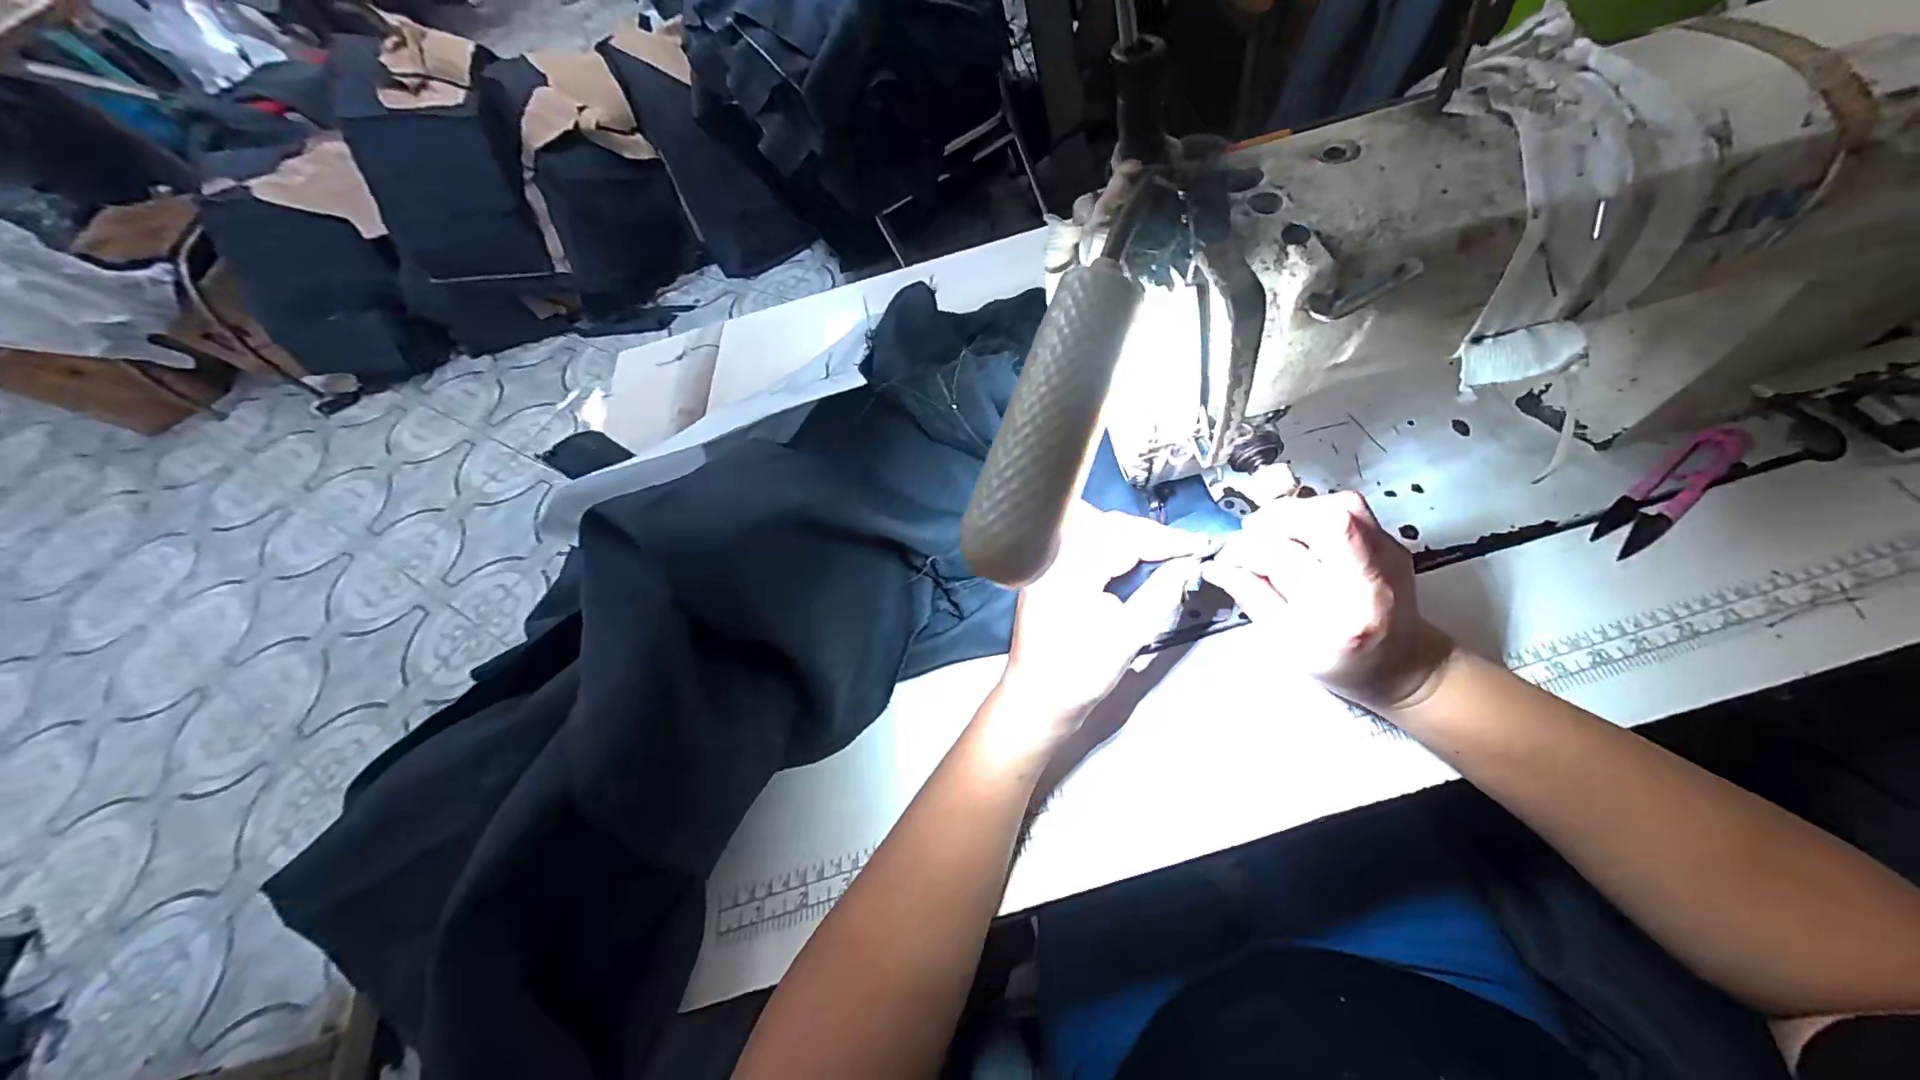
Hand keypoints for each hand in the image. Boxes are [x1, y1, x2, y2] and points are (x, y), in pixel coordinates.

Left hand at [994, 503, 1205, 741]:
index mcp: (1069, 569)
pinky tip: (1127, 559)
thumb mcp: (1130, 635)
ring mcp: (1044, 564)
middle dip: (1148, 533)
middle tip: (1182, 548)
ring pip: (1093, 528)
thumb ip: (1162, 593)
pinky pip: (1079, 542)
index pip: (1125, 536)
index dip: (1166, 539)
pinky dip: (1108, 543)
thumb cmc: (1077, 675)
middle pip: (1107, 523)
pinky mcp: (1044, 573)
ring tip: (1160, 551)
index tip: (1197, 545)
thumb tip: (1186, 565)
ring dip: (1128, 535)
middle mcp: (1052, 558)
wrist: (1037, 698)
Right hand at [1200, 491, 1454, 710]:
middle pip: (1329, 520)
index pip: (1289, 561)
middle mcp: (1376, 580)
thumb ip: (1254, 599)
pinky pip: (1351, 509)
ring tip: (1271, 526)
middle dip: (1276, 518)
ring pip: (1343, 506)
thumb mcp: (1288, 644)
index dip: (1248, 552)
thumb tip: (1217, 568)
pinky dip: (1315, 511)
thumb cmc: (1342, 664)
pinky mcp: (1392, 542)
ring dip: (1296, 509)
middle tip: (1250, 532)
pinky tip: (1298, 530)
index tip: (1228, 558)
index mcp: (1344, 618)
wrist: (1403, 664)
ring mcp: (1391, 556)